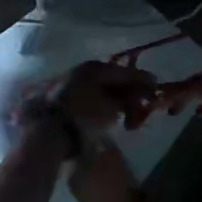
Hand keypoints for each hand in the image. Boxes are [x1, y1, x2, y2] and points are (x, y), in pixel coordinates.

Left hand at [14, 61, 154, 156]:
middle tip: (139, 99)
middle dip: (126, 89)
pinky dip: (97, 102)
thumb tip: (134, 95)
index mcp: (94, 68)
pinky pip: (85, 96)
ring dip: (111, 97)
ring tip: (122, 111)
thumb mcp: (111, 109)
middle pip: (109, 78)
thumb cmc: (84, 117)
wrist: (47, 133)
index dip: (141, 79)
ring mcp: (67, 83)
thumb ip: (126, 99)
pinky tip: (103, 113)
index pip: (124, 72)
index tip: (155, 84)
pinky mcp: (57, 98)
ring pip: (96, 87)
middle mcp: (80, 71)